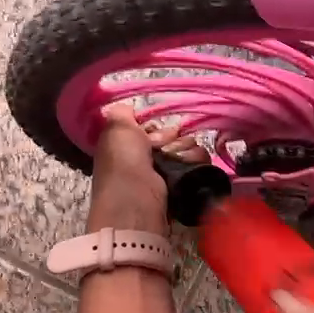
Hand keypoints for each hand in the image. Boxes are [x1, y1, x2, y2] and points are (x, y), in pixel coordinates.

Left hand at [85, 102, 203, 239]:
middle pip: (175, 137)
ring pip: (190, 148)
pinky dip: (196, 162)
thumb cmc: (123, 163)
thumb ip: (121, 113)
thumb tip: (130, 109)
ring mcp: (165, 173)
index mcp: (128, 146)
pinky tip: (189, 166)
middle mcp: (147, 160)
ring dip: (187, 150)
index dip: (157, 128)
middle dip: (174, 138)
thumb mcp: (115, 129)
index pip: (153, 129)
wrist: (136, 203)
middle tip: (165, 148)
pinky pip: (198, 165)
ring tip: (176, 159)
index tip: (155, 134)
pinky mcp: (182, 186)